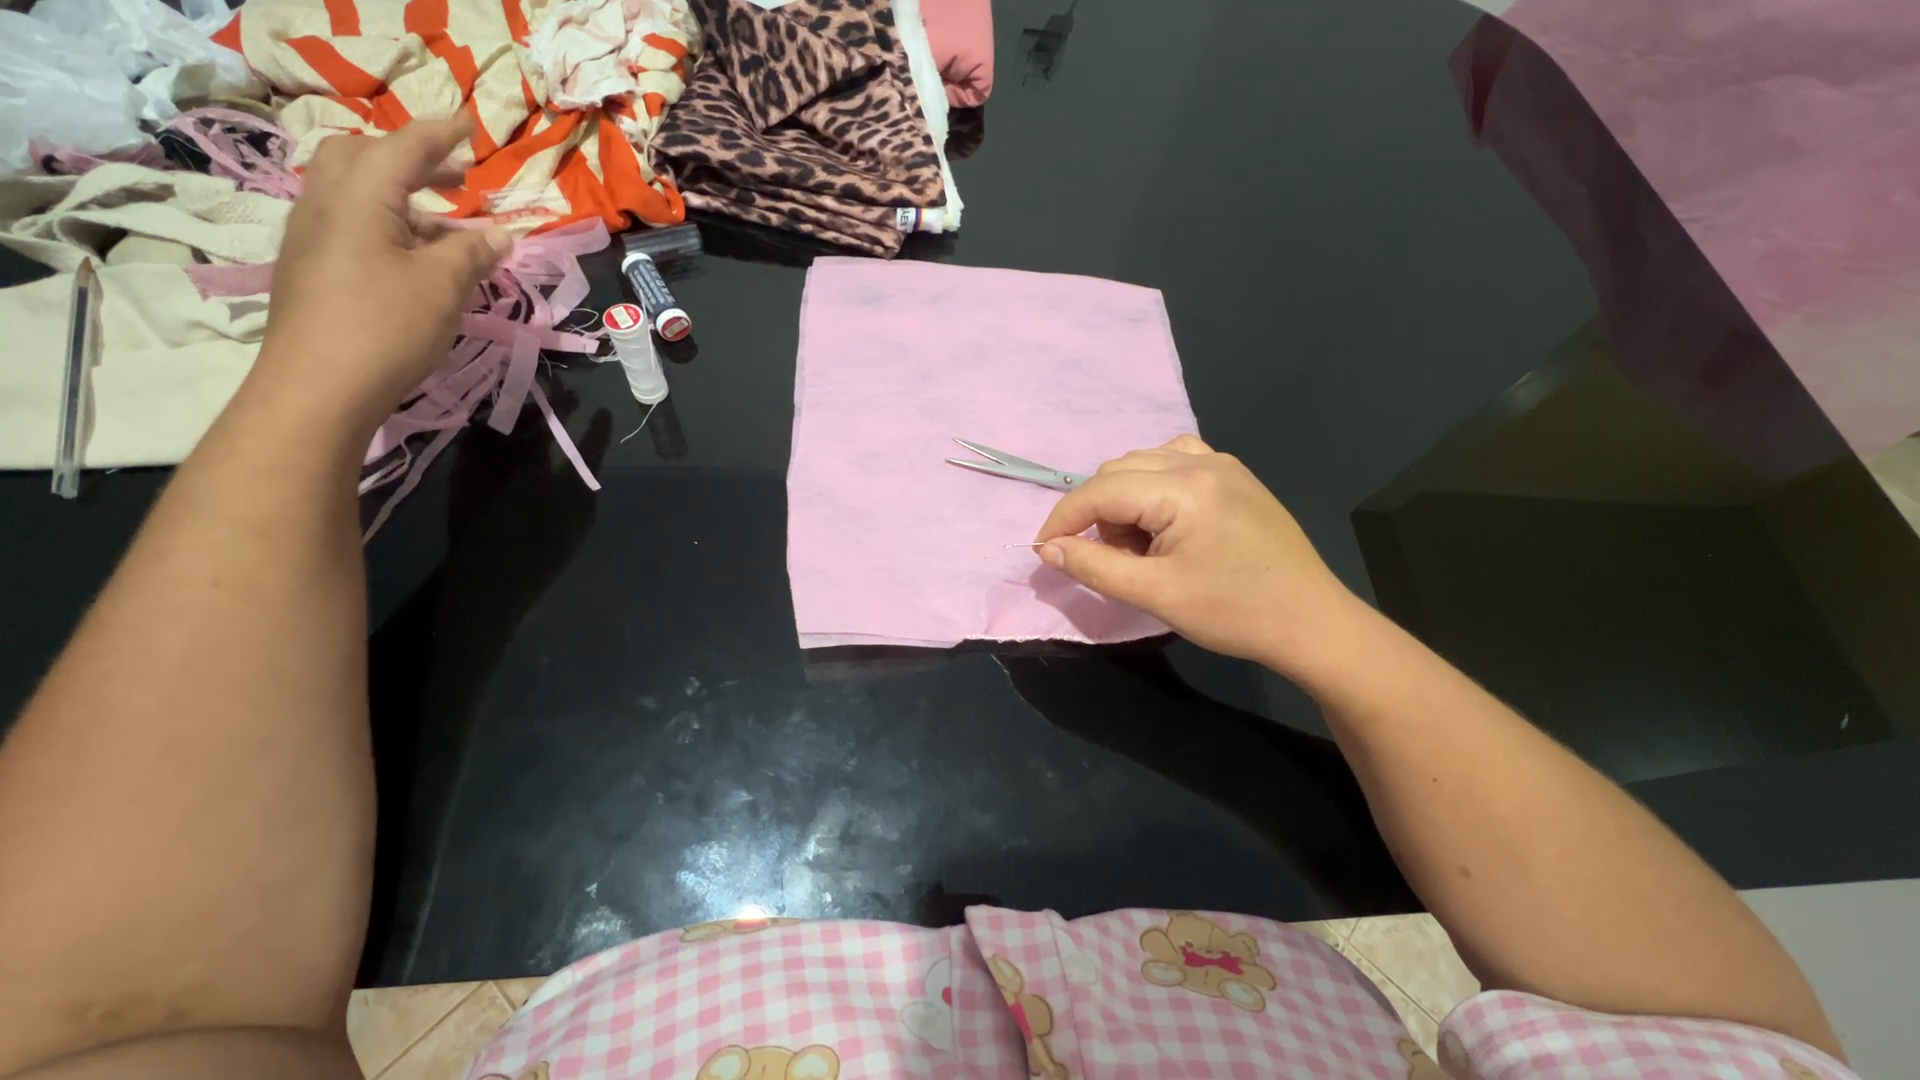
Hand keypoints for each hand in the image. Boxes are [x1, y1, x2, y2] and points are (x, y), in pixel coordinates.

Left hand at [256, 117, 511, 431]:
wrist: (317, 388)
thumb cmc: (386, 328)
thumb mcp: (443, 288)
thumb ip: (472, 253)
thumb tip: (499, 234)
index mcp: (359, 197)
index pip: (403, 147)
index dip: (440, 134)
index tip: (469, 125)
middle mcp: (325, 203)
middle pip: (363, 157)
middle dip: (411, 158)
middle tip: (456, 175)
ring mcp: (311, 236)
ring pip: (353, 191)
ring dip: (400, 194)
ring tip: (444, 222)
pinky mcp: (310, 267)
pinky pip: (348, 223)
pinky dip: (385, 222)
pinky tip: (413, 255)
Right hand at [1032, 435, 1359, 672]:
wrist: (1310, 621)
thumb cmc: (1234, 613)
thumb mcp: (1155, 595)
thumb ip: (1095, 567)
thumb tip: (1049, 549)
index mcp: (1184, 488)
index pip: (1101, 491)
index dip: (1064, 519)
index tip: (1043, 551)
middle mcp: (1202, 461)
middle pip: (1119, 471)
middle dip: (1095, 513)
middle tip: (1102, 560)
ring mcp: (1222, 464)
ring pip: (1144, 464)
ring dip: (1123, 501)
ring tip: (1136, 548)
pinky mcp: (1234, 476)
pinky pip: (1174, 464)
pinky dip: (1152, 489)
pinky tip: (1161, 521)